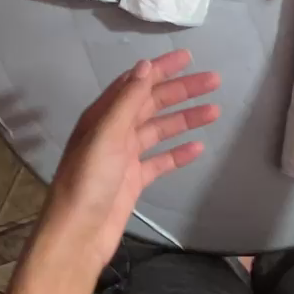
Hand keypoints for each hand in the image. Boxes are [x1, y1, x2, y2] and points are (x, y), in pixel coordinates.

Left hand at [35, 51, 220, 271]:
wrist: (78, 235)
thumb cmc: (88, 183)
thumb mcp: (106, 136)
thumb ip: (127, 101)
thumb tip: (145, 66)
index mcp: (102, 117)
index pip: (135, 83)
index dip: (161, 68)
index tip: (188, 57)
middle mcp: (113, 132)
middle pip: (152, 104)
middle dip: (181, 91)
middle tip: (214, 81)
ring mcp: (124, 157)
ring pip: (160, 130)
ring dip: (185, 119)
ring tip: (215, 110)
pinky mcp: (134, 181)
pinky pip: (160, 161)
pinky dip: (178, 153)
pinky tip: (199, 147)